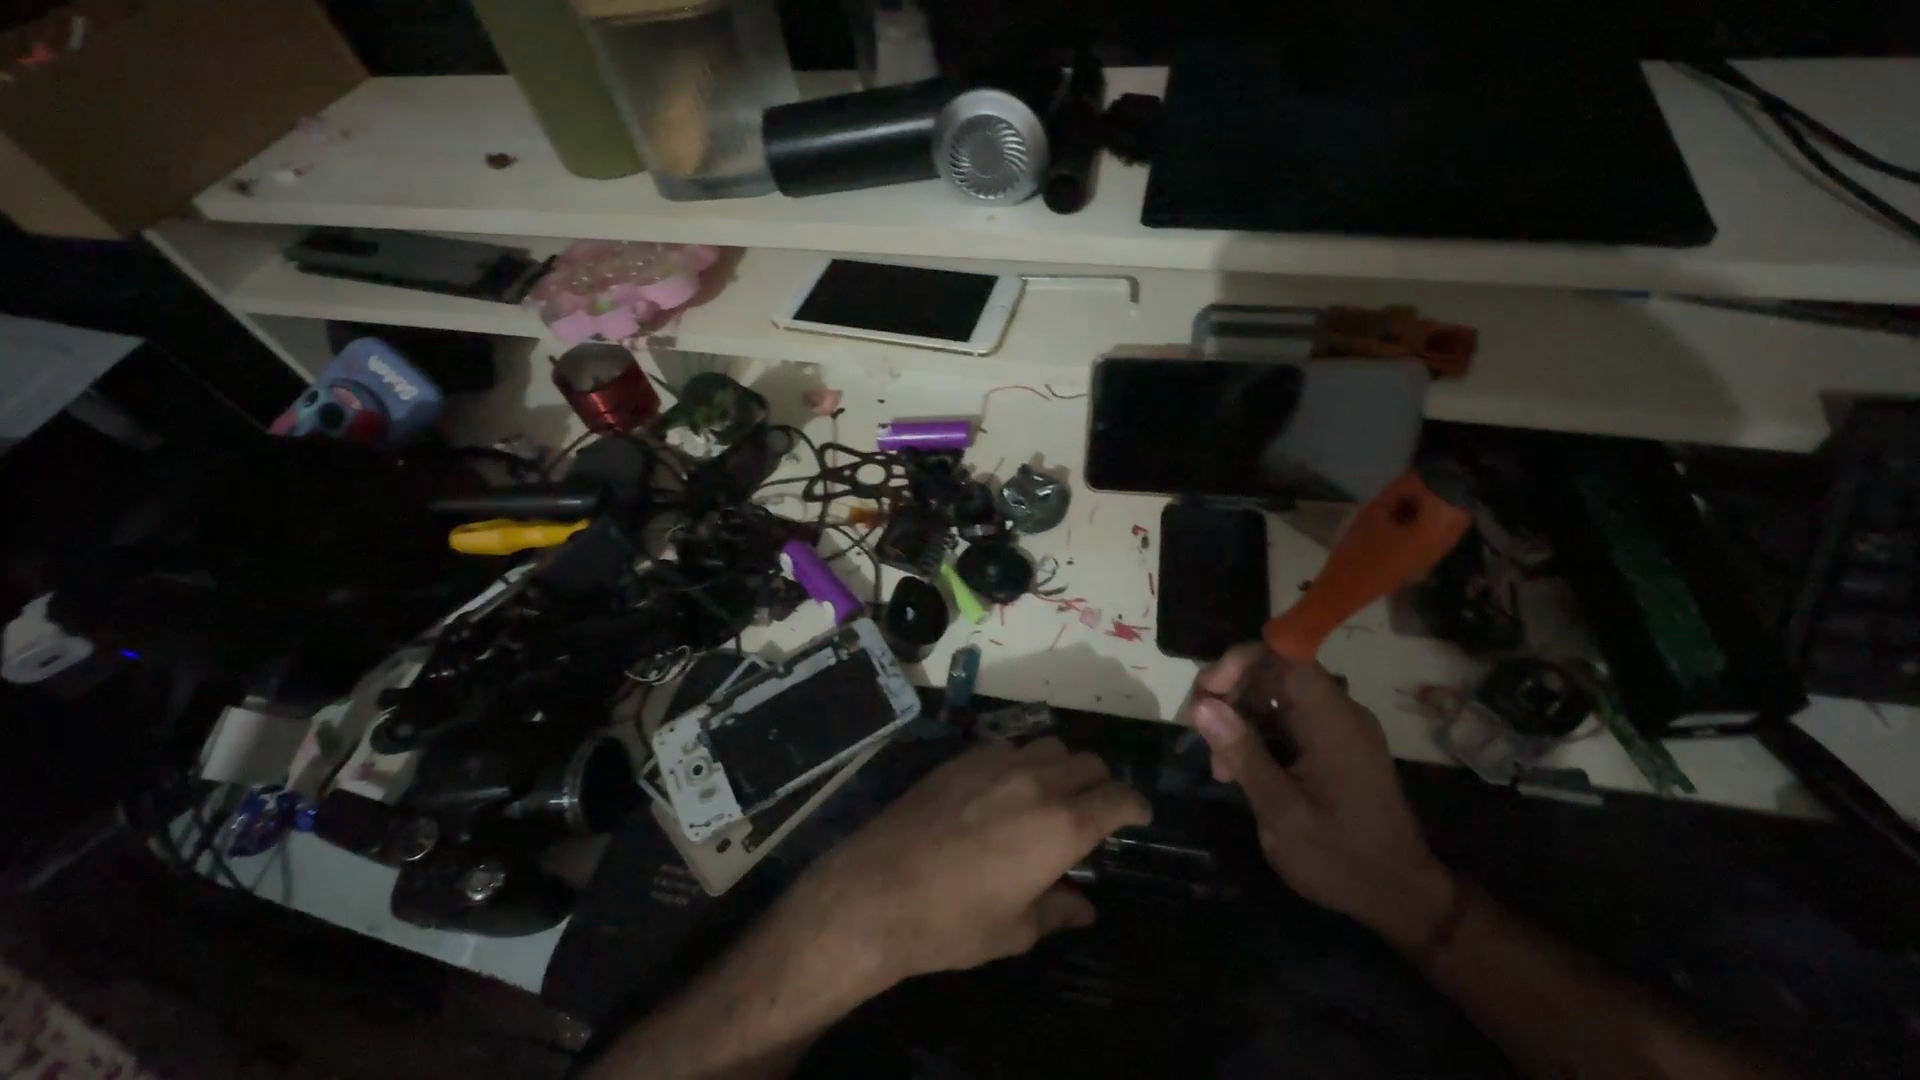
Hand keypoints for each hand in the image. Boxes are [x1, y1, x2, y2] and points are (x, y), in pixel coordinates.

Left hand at [777, 737, 1150, 994]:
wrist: (875, 892)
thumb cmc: (952, 923)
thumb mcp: (1014, 930)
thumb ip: (1056, 910)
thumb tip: (1084, 907)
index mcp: (1062, 825)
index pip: (1118, 799)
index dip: (1136, 806)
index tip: (1139, 815)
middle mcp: (1036, 782)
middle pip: (1088, 763)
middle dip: (1101, 784)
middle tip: (1093, 810)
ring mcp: (995, 764)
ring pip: (1049, 745)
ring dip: (1062, 765)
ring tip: (1050, 792)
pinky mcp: (960, 760)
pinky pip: (1007, 746)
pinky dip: (1021, 761)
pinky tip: (1004, 788)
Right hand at [1186, 644, 1457, 949]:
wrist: (1400, 897)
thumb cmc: (1339, 857)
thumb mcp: (1281, 812)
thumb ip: (1242, 754)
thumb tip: (1203, 705)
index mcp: (1333, 721)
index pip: (1285, 655)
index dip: (1240, 661)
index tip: (1208, 695)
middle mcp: (1341, 713)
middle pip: (1276, 673)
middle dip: (1231, 694)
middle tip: (1199, 734)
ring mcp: (1341, 730)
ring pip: (1278, 698)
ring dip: (1241, 720)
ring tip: (1220, 767)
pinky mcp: (1338, 748)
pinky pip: (1291, 721)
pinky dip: (1260, 736)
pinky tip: (1240, 771)